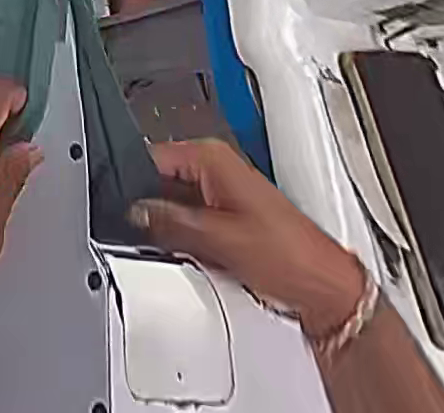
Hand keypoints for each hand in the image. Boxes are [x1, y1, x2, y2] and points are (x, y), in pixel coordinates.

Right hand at [130, 139, 365, 338]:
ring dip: (170, 226)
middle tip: (152, 234)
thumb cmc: (290, 255)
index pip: (153, 156)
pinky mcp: (225, 214)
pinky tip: (195, 254)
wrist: (323, 288)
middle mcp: (216, 166)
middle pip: (161, 180)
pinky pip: (189, 220)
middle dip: (153, 207)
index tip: (121, 204)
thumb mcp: (219, 239)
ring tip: (183, 247)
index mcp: (212, 156)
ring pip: (174, 204)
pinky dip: (185, 237)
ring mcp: (221, 190)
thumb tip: (138, 211)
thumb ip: (171, 221)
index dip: (133, 182)